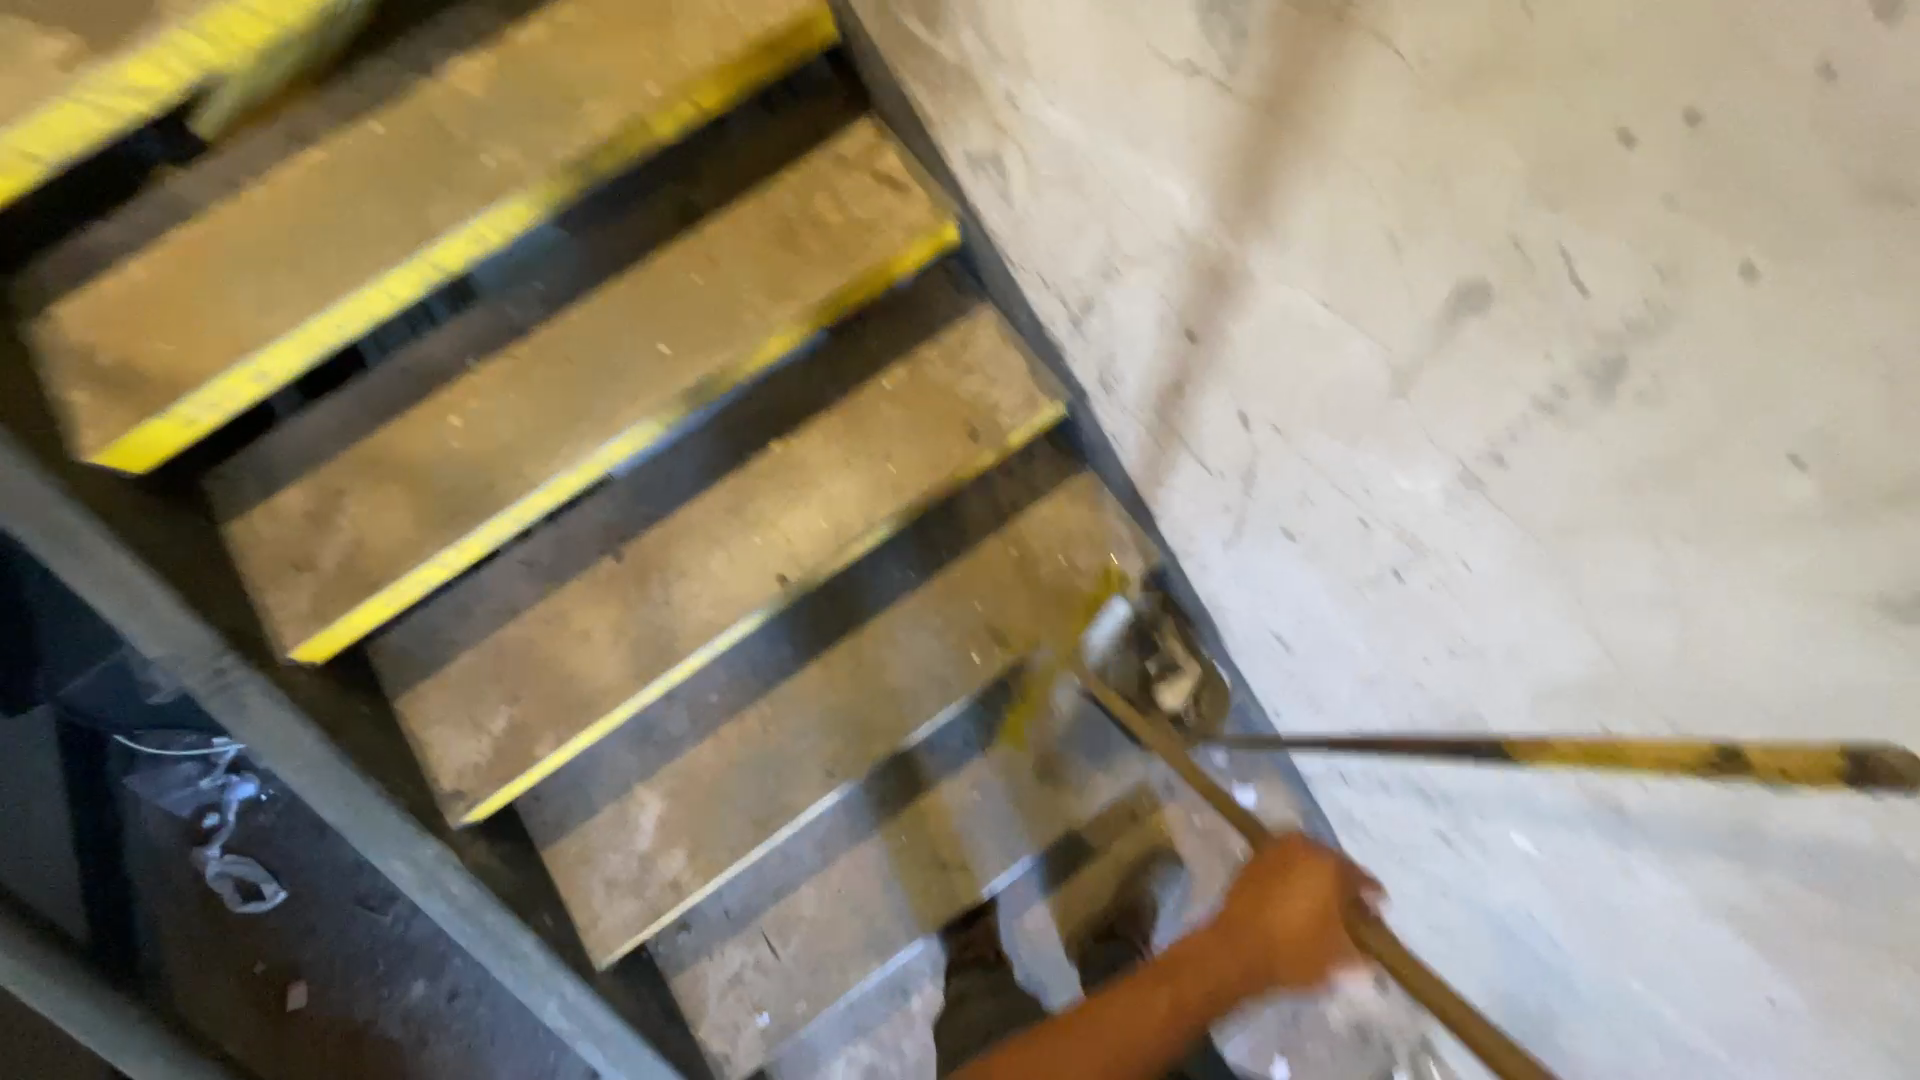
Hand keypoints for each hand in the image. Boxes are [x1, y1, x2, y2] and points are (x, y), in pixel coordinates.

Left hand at [1206, 832, 1381, 993]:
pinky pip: (1282, 863)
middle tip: (1348, 907)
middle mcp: (1302, 846)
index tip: (1377, 914)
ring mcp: (1273, 849)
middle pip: (1333, 863)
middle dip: (1343, 883)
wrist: (1237, 948)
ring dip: (1316, 876)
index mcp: (1330, 864)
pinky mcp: (1251, 859)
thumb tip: (1372, 948)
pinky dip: (1292, 876)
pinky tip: (1295, 897)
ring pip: (1305, 860)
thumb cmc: (1295, 951)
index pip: (1361, 878)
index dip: (1372, 899)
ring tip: (1321, 902)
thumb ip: (1364, 949)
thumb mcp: (1341, 959)